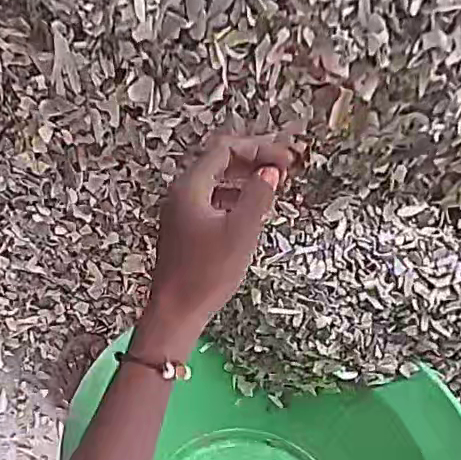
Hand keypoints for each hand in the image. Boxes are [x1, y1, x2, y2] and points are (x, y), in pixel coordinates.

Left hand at [137, 133, 296, 356]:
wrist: (175, 311)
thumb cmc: (205, 275)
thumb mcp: (241, 232)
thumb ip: (258, 196)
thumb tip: (270, 172)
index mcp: (190, 188)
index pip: (225, 149)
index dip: (259, 148)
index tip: (285, 159)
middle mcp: (181, 195)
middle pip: (219, 162)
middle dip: (253, 159)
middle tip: (283, 166)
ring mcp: (180, 213)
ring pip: (216, 183)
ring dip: (245, 179)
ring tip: (272, 185)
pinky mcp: (183, 231)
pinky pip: (211, 202)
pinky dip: (233, 199)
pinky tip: (250, 211)